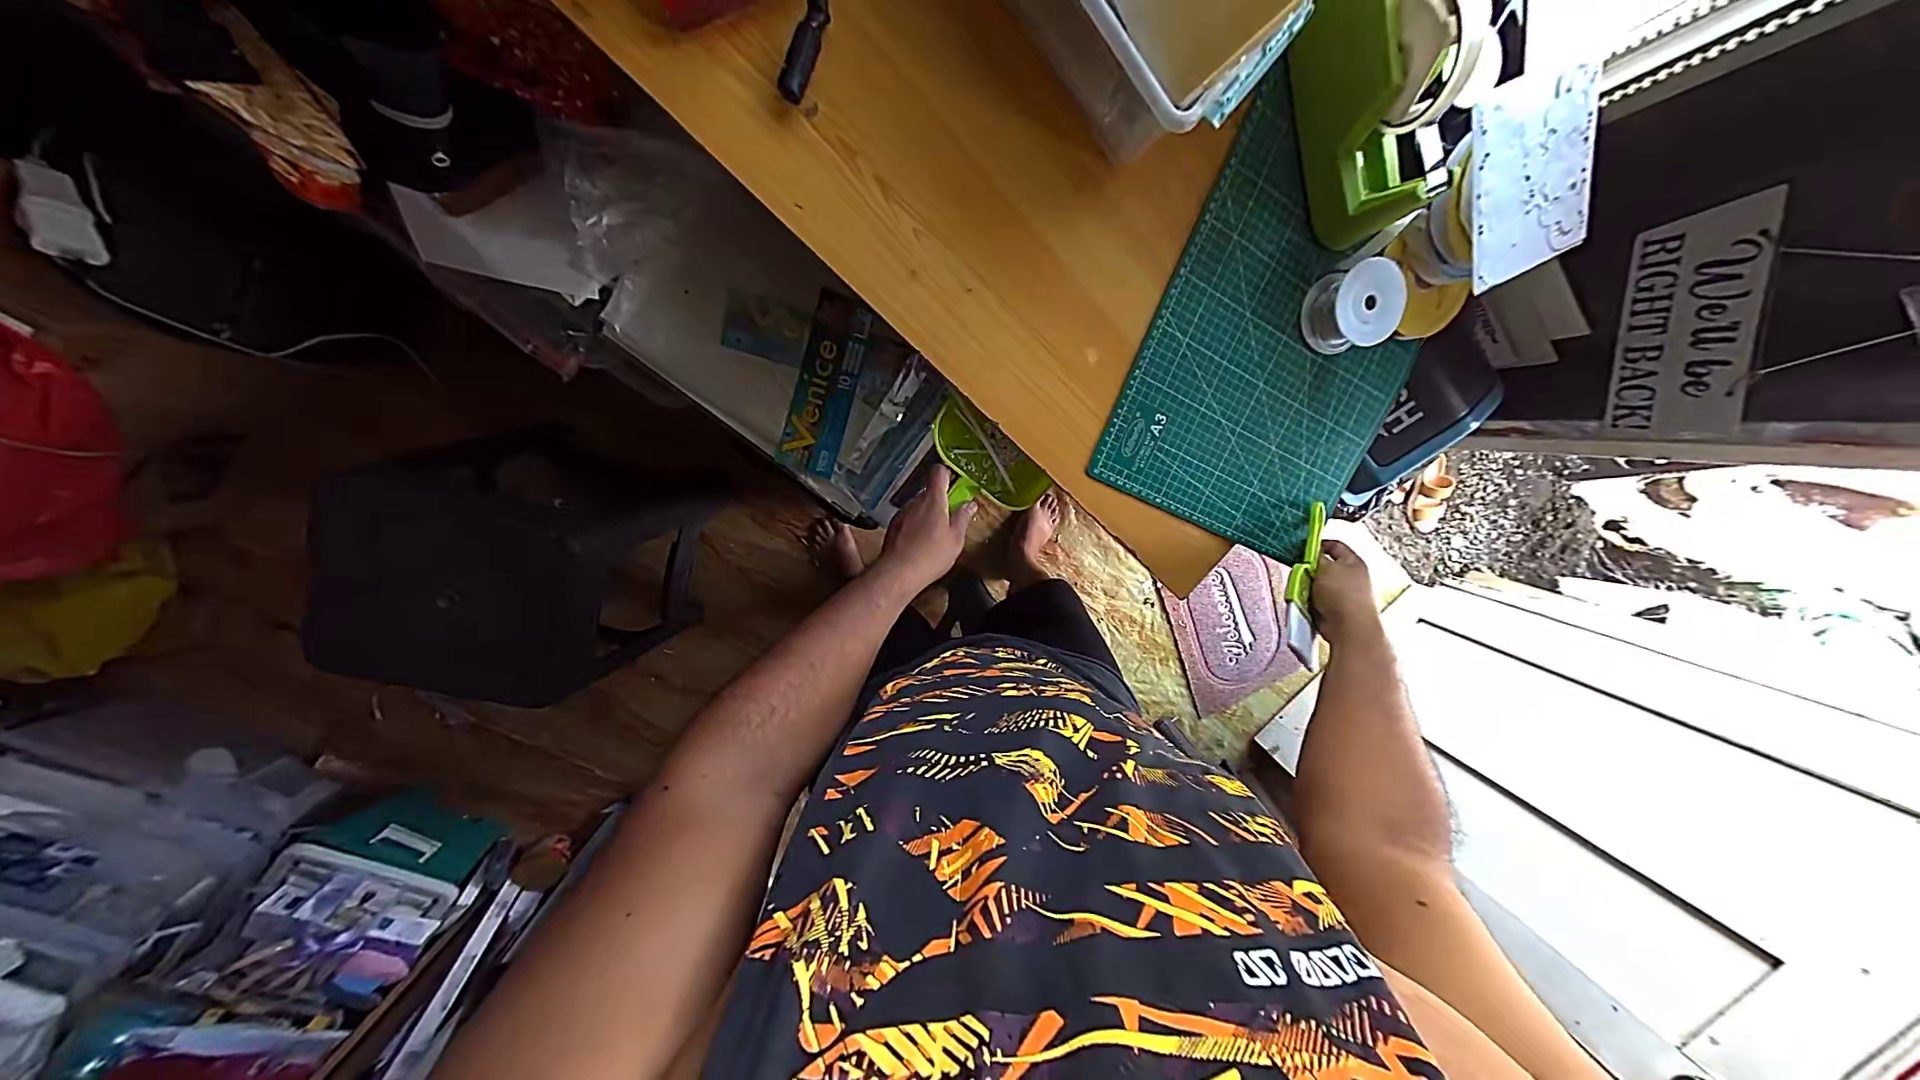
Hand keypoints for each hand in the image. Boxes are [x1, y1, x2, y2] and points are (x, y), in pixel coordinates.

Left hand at [875, 466, 975, 594]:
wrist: (898, 573)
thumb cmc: (932, 555)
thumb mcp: (955, 539)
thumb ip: (962, 518)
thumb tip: (969, 504)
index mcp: (933, 500)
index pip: (938, 472)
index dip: (947, 474)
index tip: (955, 484)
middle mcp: (915, 501)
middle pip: (928, 491)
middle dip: (939, 501)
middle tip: (950, 518)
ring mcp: (901, 513)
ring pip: (917, 506)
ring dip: (927, 514)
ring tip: (935, 535)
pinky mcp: (892, 526)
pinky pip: (908, 518)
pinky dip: (915, 525)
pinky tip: (920, 543)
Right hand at [1311, 540, 1379, 644]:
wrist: (1348, 627)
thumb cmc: (1340, 594)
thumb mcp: (1325, 568)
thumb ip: (1316, 557)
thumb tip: (1311, 553)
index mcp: (1352, 562)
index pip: (1334, 546)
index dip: (1318, 544)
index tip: (1302, 548)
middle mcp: (1350, 576)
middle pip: (1324, 566)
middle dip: (1309, 568)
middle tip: (1300, 571)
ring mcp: (1343, 593)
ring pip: (1317, 583)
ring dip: (1307, 585)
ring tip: (1302, 589)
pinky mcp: (1334, 608)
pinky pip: (1315, 598)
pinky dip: (1308, 599)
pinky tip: (1305, 602)